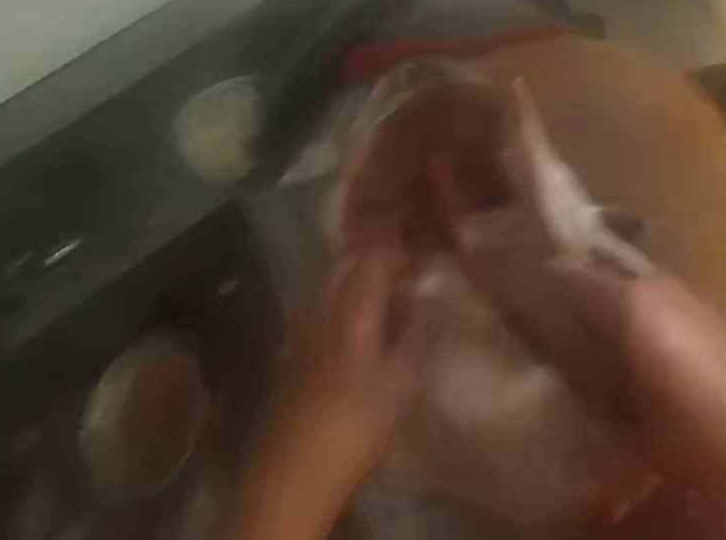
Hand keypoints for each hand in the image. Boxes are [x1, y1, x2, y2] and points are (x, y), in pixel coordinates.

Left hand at [236, 247, 418, 539]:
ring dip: (352, 277)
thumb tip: (434, 302)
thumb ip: (418, 335)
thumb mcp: (402, 382)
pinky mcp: (291, 348)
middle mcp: (324, 308)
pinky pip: (316, 305)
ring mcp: (303, 327)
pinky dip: (336, 300)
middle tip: (398, 276)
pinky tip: (349, 324)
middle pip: (346, 263)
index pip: (374, 260)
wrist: (296, 469)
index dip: (397, 255)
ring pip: (328, 282)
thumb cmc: (357, 425)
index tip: (418, 265)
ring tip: (377, 296)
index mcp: (355, 311)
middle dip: (372, 260)